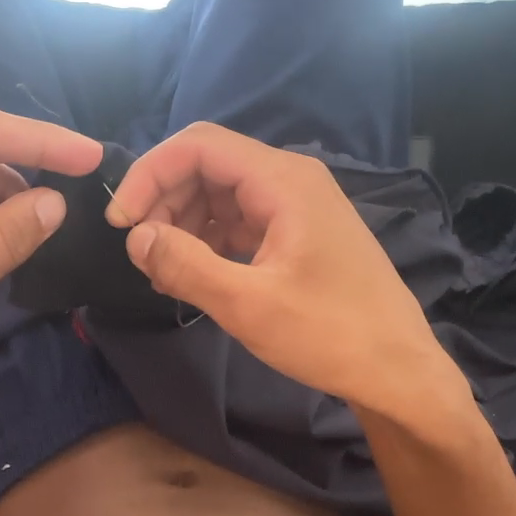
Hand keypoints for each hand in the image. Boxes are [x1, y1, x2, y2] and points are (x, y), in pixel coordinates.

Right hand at [104, 123, 462, 417]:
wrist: (395, 369)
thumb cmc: (329, 335)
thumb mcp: (248, 305)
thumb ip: (186, 265)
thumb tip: (135, 237)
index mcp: (283, 181)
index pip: (198, 146)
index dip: (149, 175)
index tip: (120, 223)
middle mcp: (291, 180)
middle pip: (208, 166)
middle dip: (164, 201)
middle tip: (140, 253)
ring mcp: (297, 208)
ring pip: (222, 195)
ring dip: (183, 223)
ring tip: (161, 269)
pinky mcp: (299, 235)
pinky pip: (241, 221)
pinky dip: (209, 240)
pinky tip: (193, 272)